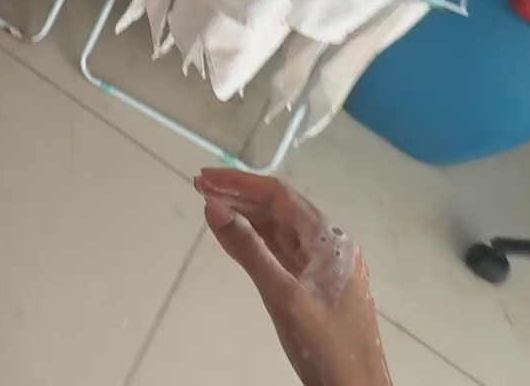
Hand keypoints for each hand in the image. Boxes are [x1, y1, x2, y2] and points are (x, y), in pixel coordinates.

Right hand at [195, 169, 390, 385]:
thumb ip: (248, 249)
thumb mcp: (284, 297)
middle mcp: (328, 247)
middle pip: (277, 210)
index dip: (240, 183)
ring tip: (207, 207)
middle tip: (199, 189)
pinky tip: (227, 238)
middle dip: (238, 197)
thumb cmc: (328, 350)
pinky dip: (251, 244)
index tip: (206, 179)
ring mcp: (321, 270)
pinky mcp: (312, 290)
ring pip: (276, 231)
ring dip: (242, 218)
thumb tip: (211, 206)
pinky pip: (277, 255)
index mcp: (330, 241)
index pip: (280, 196)